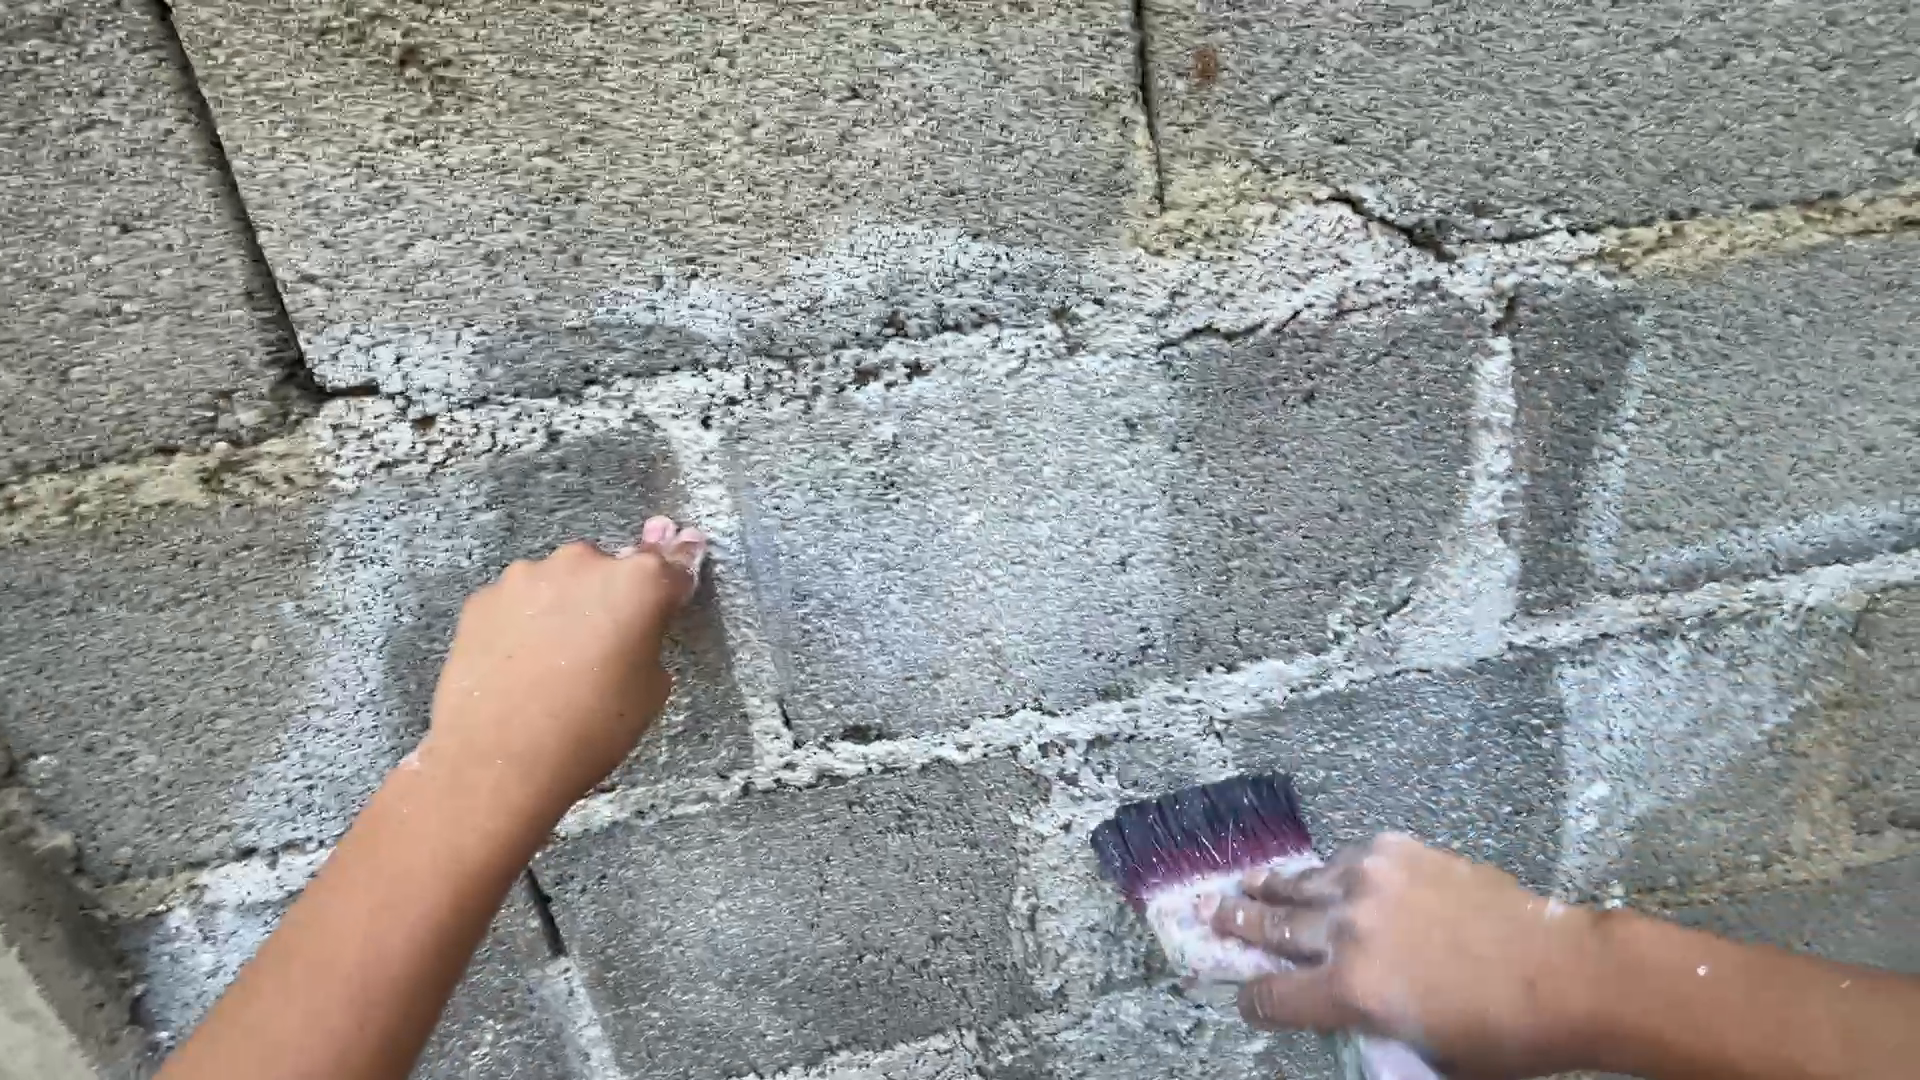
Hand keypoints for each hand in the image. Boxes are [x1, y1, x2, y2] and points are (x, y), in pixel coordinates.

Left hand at [420, 515, 707, 825]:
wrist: (499, 760)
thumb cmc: (593, 726)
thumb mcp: (651, 686)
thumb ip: (648, 638)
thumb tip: (629, 630)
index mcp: (641, 583)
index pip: (674, 561)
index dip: (682, 558)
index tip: (686, 545)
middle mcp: (586, 563)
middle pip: (613, 566)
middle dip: (615, 592)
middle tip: (609, 636)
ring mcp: (528, 576)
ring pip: (562, 580)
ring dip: (568, 603)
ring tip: (558, 653)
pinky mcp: (484, 598)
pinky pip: (520, 600)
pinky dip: (527, 619)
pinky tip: (523, 659)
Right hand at [1210, 833, 1601, 1079]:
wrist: (1564, 971)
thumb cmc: (1503, 1034)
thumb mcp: (1427, 1055)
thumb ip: (1369, 1028)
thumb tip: (1336, 1006)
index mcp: (1353, 990)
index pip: (1278, 996)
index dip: (1253, 1000)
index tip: (1241, 997)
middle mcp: (1346, 930)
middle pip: (1274, 926)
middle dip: (1237, 924)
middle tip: (1209, 911)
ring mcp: (1366, 881)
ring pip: (1301, 884)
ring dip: (1270, 888)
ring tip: (1247, 883)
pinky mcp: (1389, 850)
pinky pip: (1345, 862)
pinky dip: (1331, 875)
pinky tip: (1326, 877)